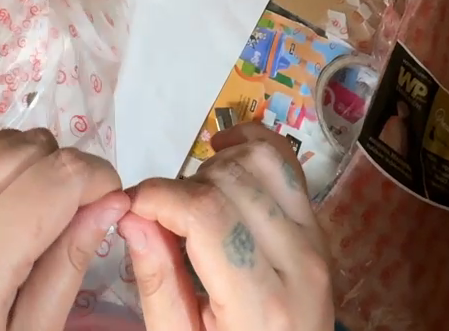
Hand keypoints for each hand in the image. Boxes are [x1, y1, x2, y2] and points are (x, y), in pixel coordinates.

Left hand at [0, 128, 128, 330]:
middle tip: (70, 219)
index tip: (108, 205)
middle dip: (66, 172)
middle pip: (35, 147)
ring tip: (33, 213)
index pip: (61, 174)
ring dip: (32, 163)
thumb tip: (113, 202)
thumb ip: (68, 265)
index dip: (98, 179)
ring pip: (3, 138)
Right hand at [121, 124, 333, 330]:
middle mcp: (298, 260)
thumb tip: (130, 214)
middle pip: (229, 181)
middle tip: (164, 221)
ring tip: (194, 201)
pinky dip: (249, 143)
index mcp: (262, 304)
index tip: (132, 206)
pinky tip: (222, 153)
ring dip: (214, 167)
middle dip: (182, 188)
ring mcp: (315, 237)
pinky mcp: (318, 225)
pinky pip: (286, 160)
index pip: (207, 214)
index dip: (159, 196)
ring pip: (259, 159)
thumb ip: (157, 282)